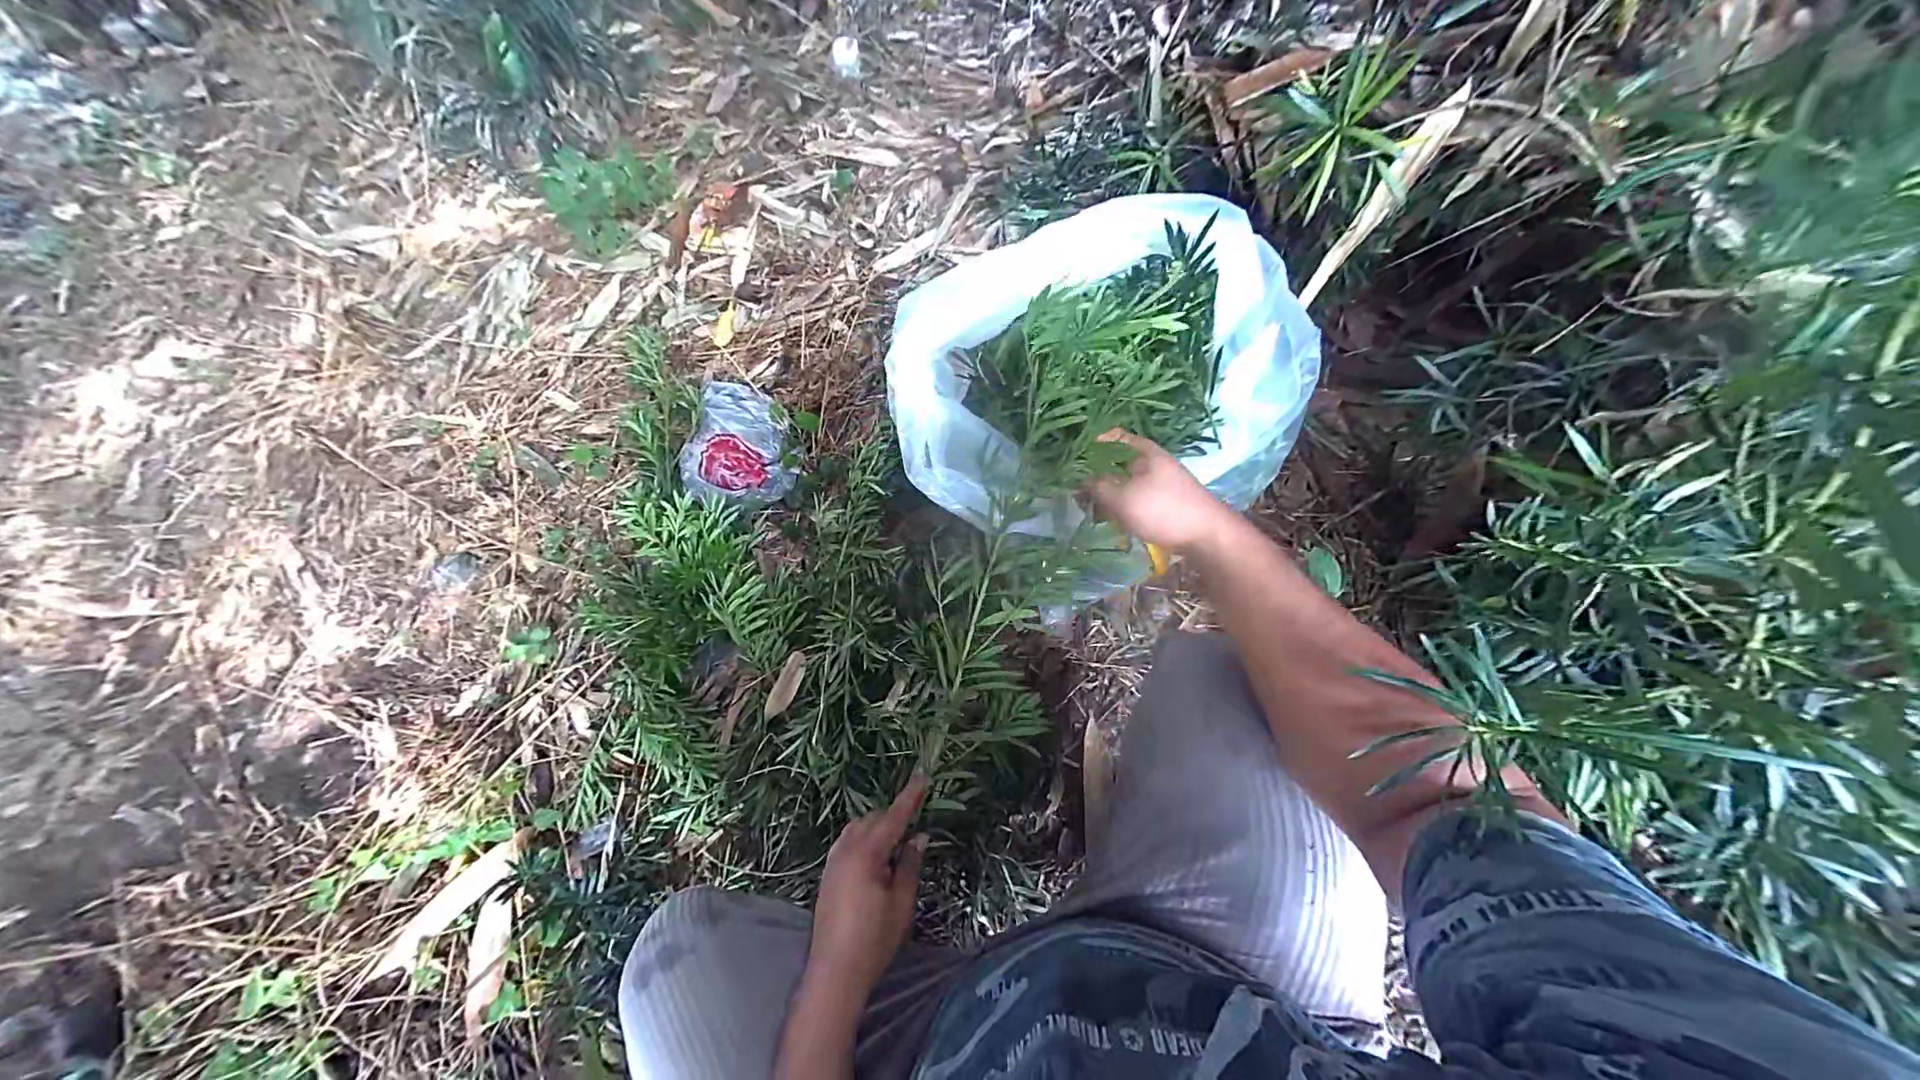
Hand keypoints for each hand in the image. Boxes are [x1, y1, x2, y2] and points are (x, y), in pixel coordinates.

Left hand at [806, 774, 930, 995]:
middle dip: (894, 816)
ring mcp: (833, 862)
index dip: (910, 797)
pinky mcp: (827, 875)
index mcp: (867, 853)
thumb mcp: (902, 902)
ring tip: (896, 844)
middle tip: (914, 828)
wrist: (834, 972)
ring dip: (877, 828)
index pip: (893, 816)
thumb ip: (910, 864)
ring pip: (857, 828)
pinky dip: (863, 839)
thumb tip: (919, 837)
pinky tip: (874, 858)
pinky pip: (847, 842)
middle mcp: (846, 850)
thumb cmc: (874, 939)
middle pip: (873, 819)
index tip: (923, 777)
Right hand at [1089, 430, 1238, 553]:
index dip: (1093, 445)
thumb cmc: (1162, 511)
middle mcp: (1153, 462)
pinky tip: (1115, 520)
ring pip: (1126, 482)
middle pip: (1117, 462)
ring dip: (1109, 495)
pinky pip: (1136, 497)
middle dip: (1097, 476)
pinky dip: (1123, 505)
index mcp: (1144, 452)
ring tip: (1095, 510)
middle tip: (1079, 493)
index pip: (1113, 438)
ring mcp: (1161, 481)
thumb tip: (1081, 478)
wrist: (1207, 536)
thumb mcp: (1122, 499)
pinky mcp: (1165, 500)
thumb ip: (1098, 486)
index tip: (1075, 461)